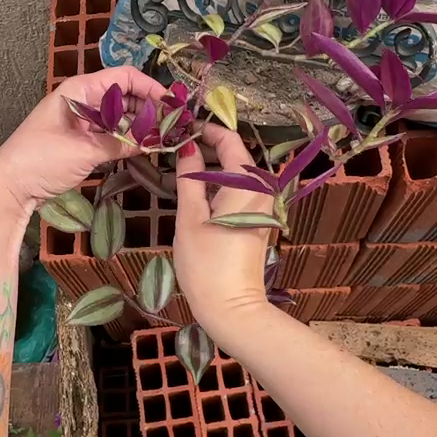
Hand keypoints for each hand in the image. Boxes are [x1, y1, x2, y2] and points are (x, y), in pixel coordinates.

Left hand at [0, 67, 170, 212]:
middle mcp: (83, 100)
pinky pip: (112, 132)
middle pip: (125, 95)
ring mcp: (83, 120)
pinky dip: (128, 138)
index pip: (124, 77)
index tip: (172, 105)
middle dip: (150, 108)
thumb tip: (155, 140)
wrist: (9, 187)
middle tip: (174, 126)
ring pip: (121, 115)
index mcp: (80, 90)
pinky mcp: (82, 140)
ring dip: (141, 125)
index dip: (151, 87)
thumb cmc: (40, 160)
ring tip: (164, 138)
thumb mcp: (85, 151)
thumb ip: (121, 143)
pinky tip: (145, 147)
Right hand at [174, 124, 275, 326]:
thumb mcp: (189, 217)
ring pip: (236, 173)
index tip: (180, 129)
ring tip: (179, 166)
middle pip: (234, 155)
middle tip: (173, 146)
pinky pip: (239, 191)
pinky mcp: (257, 221)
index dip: (206, 130)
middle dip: (206, 147)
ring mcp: (262, 206)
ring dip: (210, 166)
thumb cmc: (206, 263)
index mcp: (247, 183)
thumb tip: (186, 146)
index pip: (230, 140)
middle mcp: (262, 189)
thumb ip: (188, 178)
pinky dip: (218, 184)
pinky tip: (195, 190)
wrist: (232, 308)